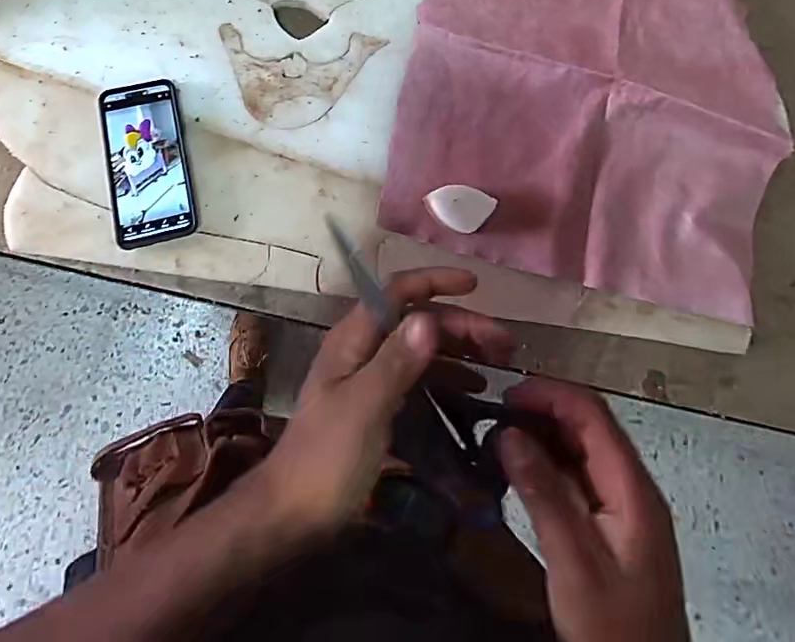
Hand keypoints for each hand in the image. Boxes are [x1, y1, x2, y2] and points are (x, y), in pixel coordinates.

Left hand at [250, 267, 515, 539]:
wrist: (290, 514)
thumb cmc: (326, 459)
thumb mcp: (365, 407)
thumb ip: (396, 361)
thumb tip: (430, 317)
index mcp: (353, 339)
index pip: (396, 291)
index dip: (434, 281)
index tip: (475, 286)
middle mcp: (360, 349)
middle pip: (414, 320)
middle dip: (458, 323)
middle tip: (504, 343)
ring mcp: (367, 377)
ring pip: (418, 348)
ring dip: (456, 349)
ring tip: (497, 364)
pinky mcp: (374, 405)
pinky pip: (416, 377)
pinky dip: (445, 376)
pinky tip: (471, 391)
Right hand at [498, 378, 685, 641]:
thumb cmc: (615, 629)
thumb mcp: (574, 563)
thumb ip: (544, 495)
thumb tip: (509, 434)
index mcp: (632, 488)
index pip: (592, 414)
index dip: (550, 394)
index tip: (506, 395)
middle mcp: (631, 488)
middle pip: (589, 425)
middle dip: (543, 409)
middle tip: (495, 413)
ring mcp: (622, 507)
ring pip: (581, 448)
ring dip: (542, 434)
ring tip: (499, 434)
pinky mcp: (610, 525)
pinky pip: (577, 475)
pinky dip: (547, 462)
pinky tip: (518, 468)